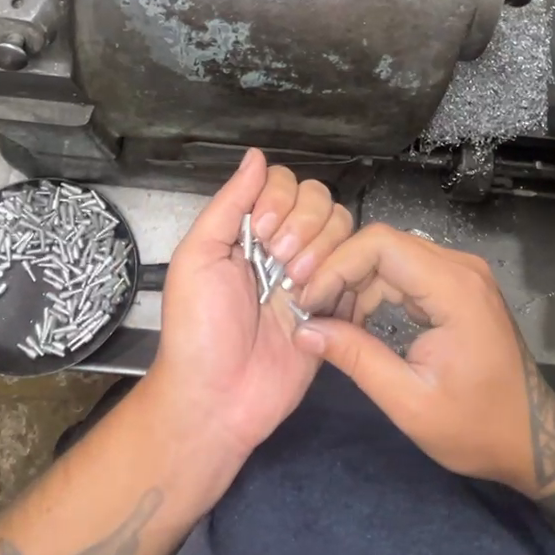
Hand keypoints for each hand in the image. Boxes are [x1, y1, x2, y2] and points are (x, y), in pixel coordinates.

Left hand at [142, 149, 356, 458]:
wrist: (217, 399)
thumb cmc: (198, 328)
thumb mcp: (197, 257)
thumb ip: (228, 204)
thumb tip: (255, 154)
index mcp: (248, 229)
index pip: (282, 183)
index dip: (278, 199)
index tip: (258, 233)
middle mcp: (283, 244)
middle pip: (319, 199)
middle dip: (303, 225)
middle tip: (277, 262)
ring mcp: (311, 274)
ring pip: (343, 229)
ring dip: (323, 251)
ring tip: (297, 287)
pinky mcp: (334, 307)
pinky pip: (357, 271)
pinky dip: (344, 277)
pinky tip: (319, 300)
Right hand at [291, 225, 554, 496]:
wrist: (534, 440)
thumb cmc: (477, 427)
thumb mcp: (410, 403)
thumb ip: (356, 359)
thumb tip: (304, 331)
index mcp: (455, 288)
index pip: (381, 244)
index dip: (337, 265)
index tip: (308, 301)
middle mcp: (461, 267)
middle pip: (384, 244)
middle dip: (341, 273)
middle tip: (311, 312)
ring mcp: (462, 273)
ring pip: (391, 255)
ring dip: (355, 282)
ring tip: (329, 321)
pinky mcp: (458, 285)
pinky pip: (406, 271)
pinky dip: (376, 289)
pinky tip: (356, 320)